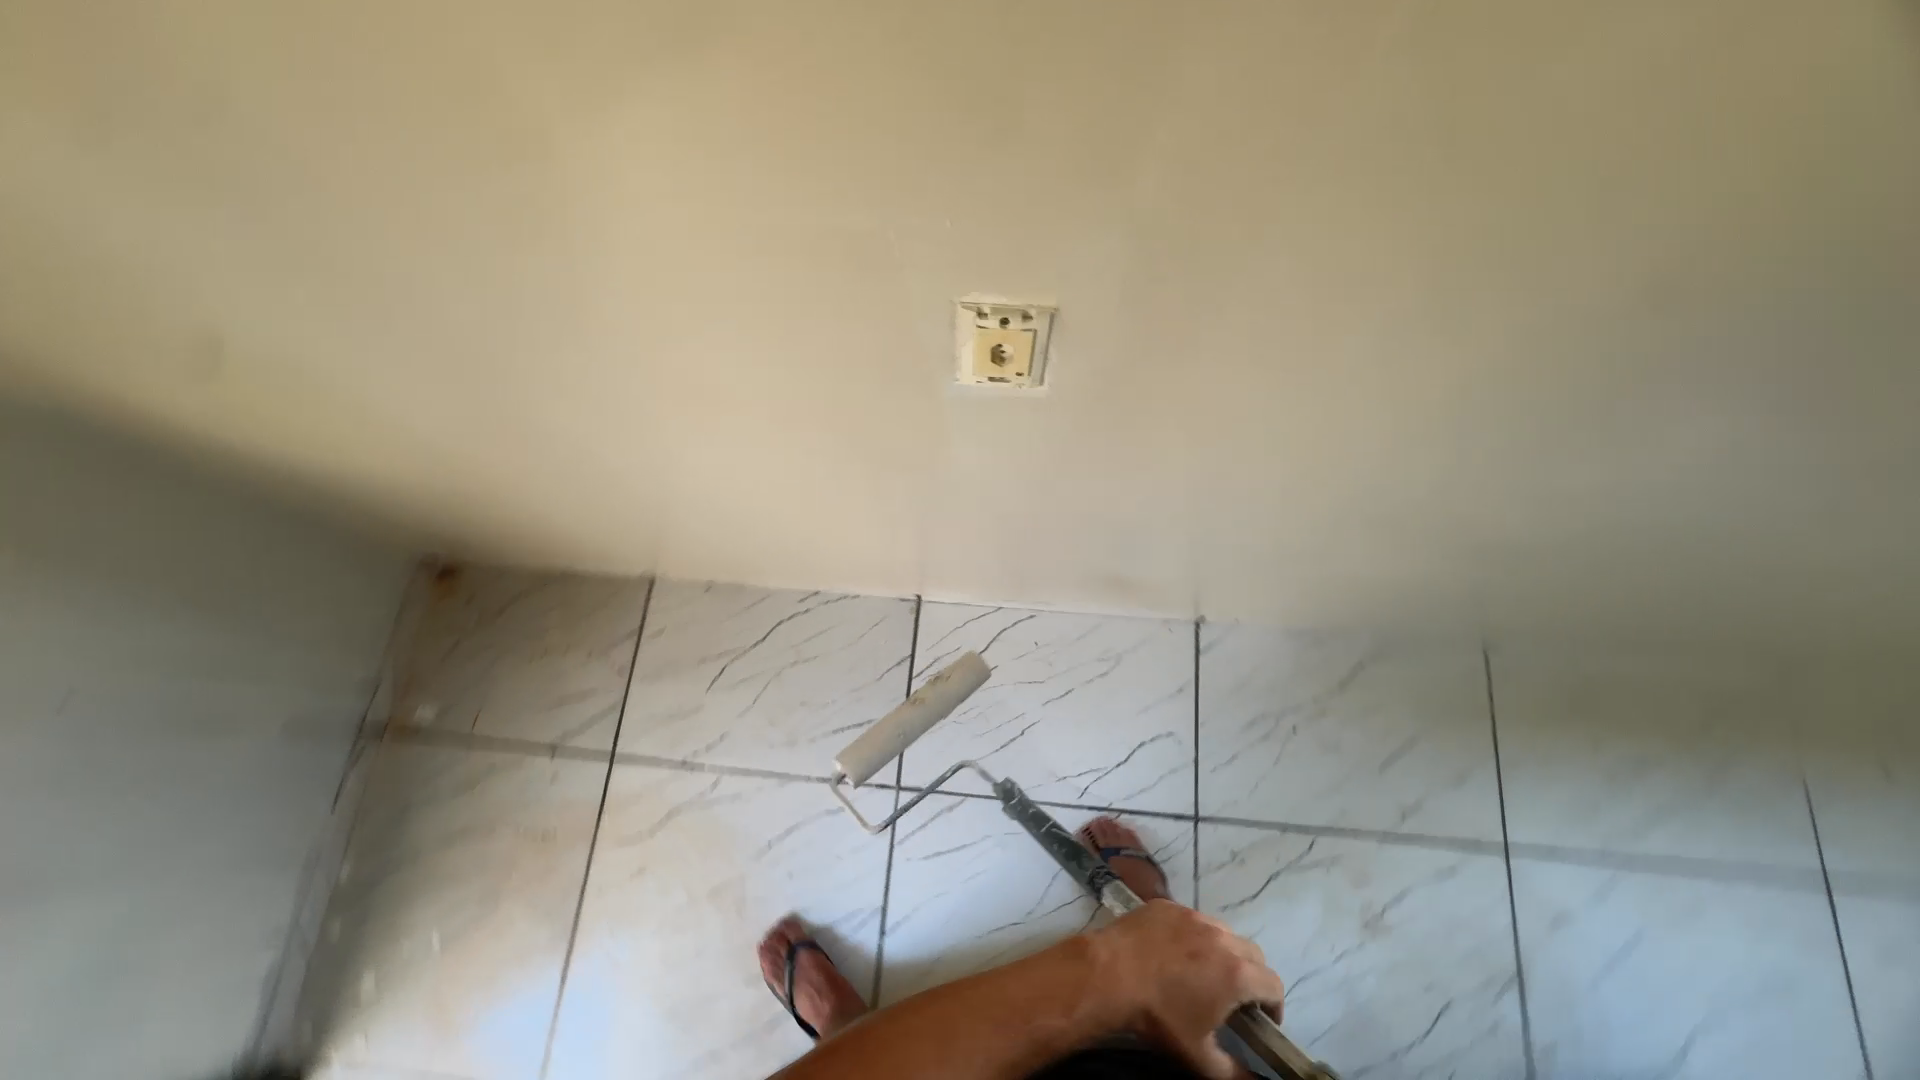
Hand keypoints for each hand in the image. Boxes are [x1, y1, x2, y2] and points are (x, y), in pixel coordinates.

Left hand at [1085, 900, 1285, 1079]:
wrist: (1109, 974)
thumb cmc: (1158, 1016)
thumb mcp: (1199, 1055)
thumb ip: (1235, 1073)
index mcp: (1237, 973)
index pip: (1274, 985)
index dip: (1274, 1005)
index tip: (1263, 1020)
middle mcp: (1221, 937)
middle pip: (1253, 955)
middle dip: (1252, 976)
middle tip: (1235, 996)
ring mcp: (1193, 916)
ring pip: (1223, 932)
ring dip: (1224, 951)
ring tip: (1205, 971)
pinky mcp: (1168, 905)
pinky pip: (1192, 919)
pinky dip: (1193, 934)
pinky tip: (1175, 951)